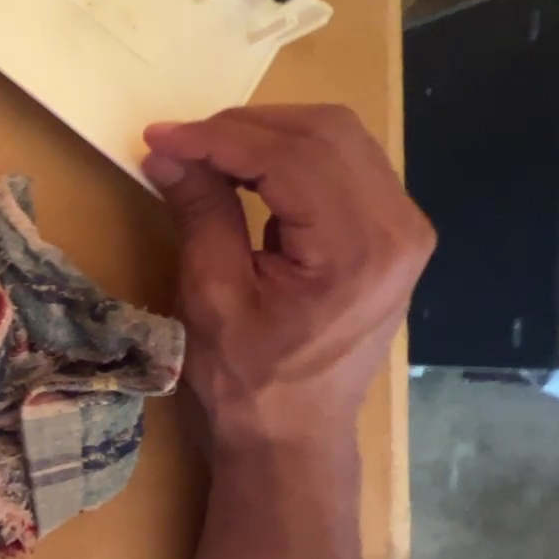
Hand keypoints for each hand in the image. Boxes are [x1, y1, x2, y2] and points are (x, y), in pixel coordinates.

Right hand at [142, 106, 434, 449]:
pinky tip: (240, 168)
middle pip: (326, 134)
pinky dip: (285, 155)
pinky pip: (341, 167)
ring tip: (200, 150)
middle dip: (243, 126)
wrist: (291, 432)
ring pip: (338, 141)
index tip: (157, 138)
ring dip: (264, 135)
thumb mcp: (211, 297)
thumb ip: (200, 216)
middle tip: (175, 141)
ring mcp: (401, 227)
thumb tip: (167, 157)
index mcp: (357, 247)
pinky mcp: (387, 233)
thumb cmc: (244, 378)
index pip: (291, 158)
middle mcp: (398, 225)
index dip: (219, 139)